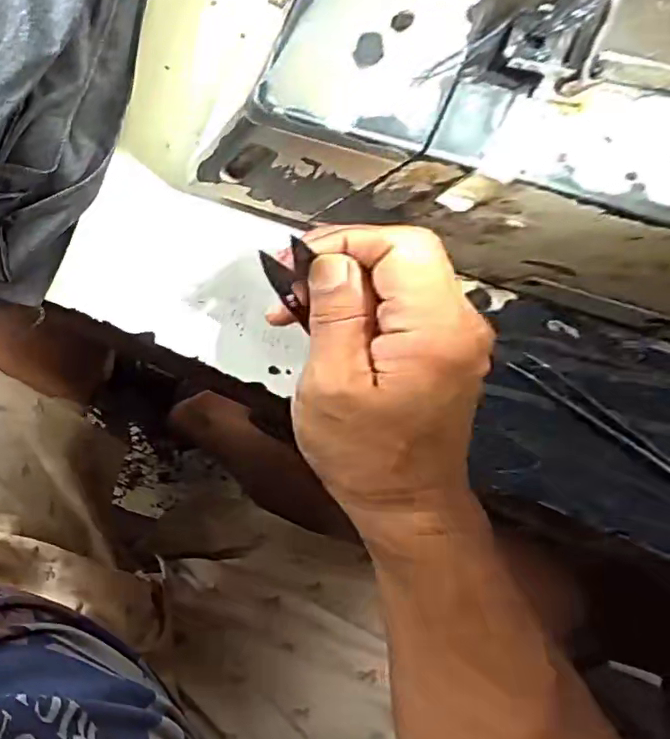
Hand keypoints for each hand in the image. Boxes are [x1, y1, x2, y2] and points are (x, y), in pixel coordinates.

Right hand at [268, 225, 494, 520]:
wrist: (398, 495)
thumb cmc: (362, 451)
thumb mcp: (330, 381)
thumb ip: (335, 317)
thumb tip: (329, 265)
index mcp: (435, 330)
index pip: (403, 247)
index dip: (344, 243)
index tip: (294, 261)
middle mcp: (455, 325)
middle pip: (402, 257)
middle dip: (336, 261)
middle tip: (283, 286)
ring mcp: (447, 337)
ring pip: (394, 280)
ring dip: (338, 286)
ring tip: (291, 312)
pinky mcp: (431, 348)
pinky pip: (393, 307)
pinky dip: (350, 306)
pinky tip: (316, 325)